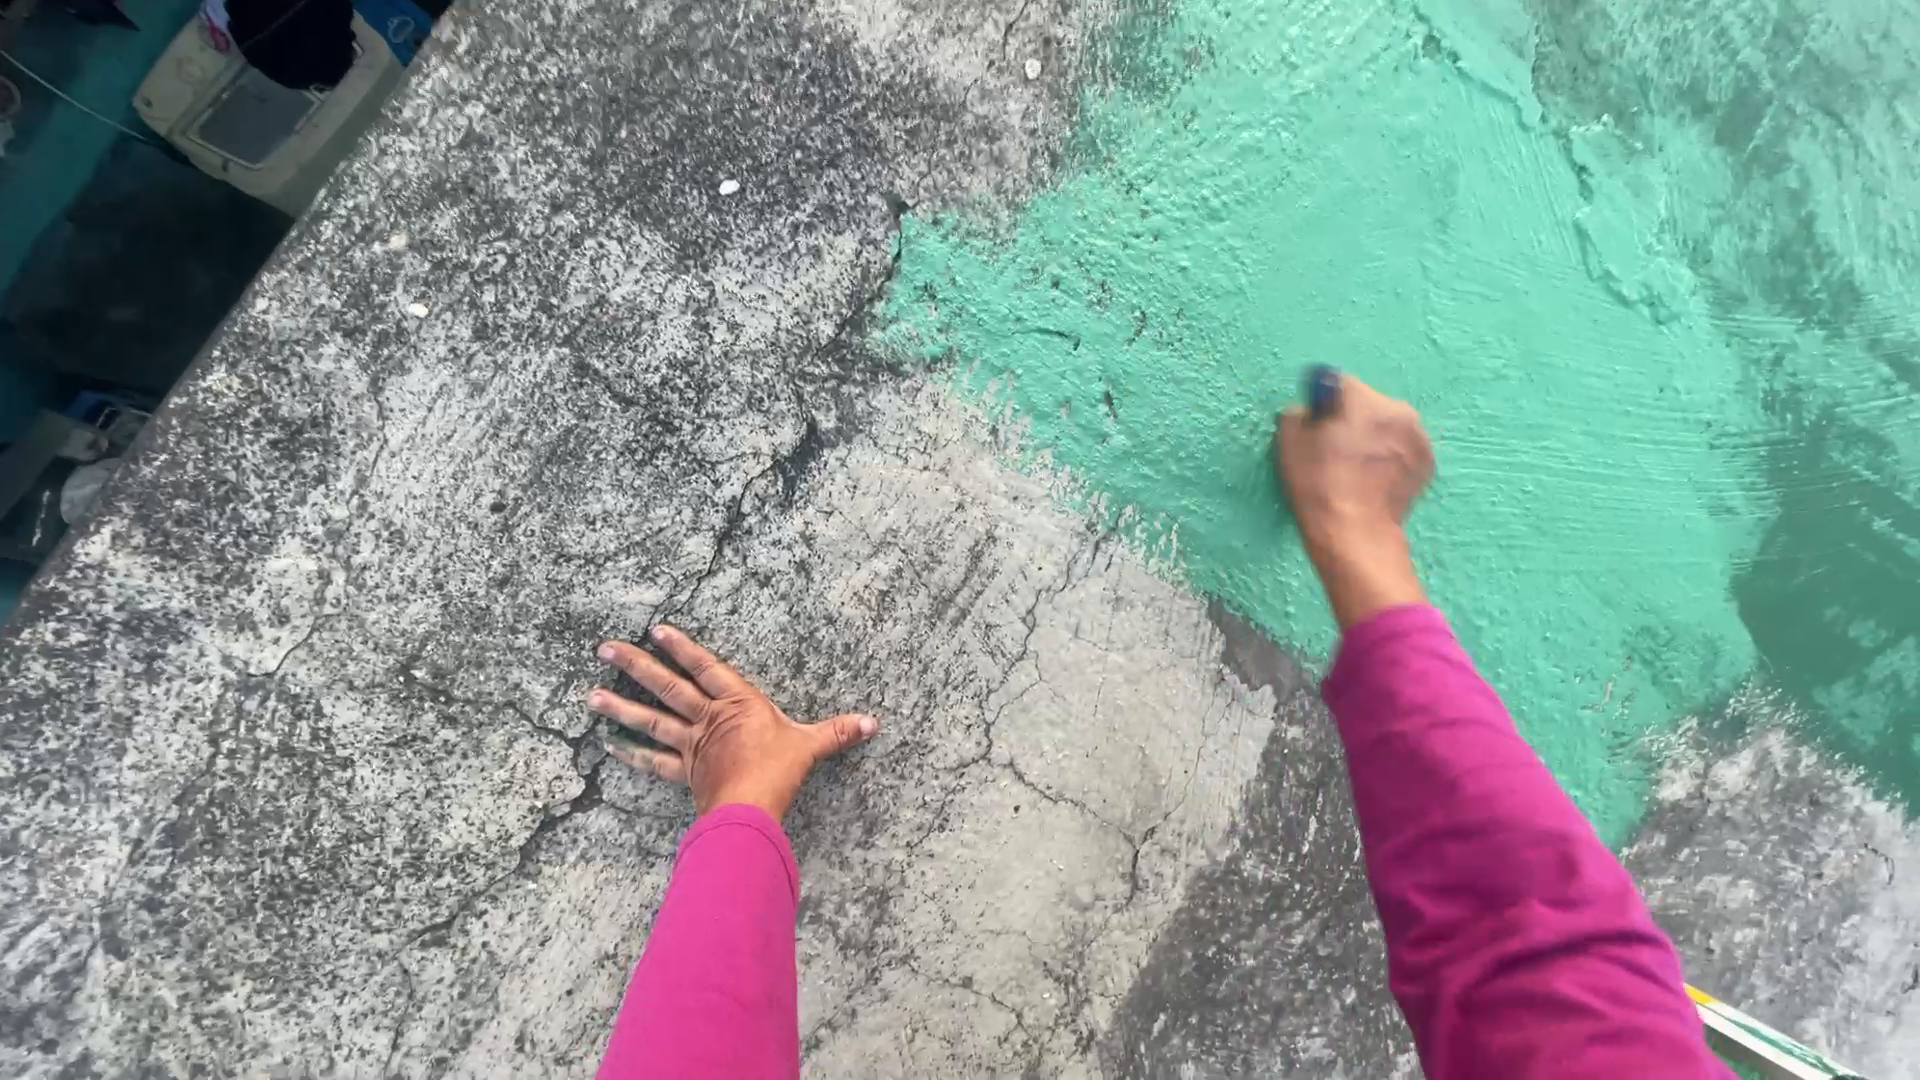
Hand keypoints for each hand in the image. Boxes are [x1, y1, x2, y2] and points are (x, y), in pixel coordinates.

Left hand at [587, 625, 878, 820]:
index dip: (682, 647)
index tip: (656, 629)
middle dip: (636, 665)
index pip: (706, 667)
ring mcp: (692, 745)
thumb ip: (838, 732)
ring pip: (651, 719)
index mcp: (738, 703)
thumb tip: (873, 723)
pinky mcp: (685, 772)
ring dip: (620, 706)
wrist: (752, 809)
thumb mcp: (810, 745)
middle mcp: (709, 718)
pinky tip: (608, 747)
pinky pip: (653, 762)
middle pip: (668, 686)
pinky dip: (631, 754)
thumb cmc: (778, 771)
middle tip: (605, 648)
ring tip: (590, 694)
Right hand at [1274, 375, 1434, 627]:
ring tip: (1353, 469)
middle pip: (1367, 404)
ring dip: (1373, 438)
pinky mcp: (1428, 463)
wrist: (1354, 532)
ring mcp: (1419, 437)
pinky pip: (1403, 449)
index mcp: (1363, 400)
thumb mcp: (1289, 445)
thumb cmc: (1318, 486)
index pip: (1338, 383)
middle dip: (1352, 420)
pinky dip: (1389, 459)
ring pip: (1388, 426)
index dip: (1322, 403)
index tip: (1315, 425)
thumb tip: (1307, 411)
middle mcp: (1398, 410)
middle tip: (1333, 451)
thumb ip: (1297, 415)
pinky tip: (1371, 480)